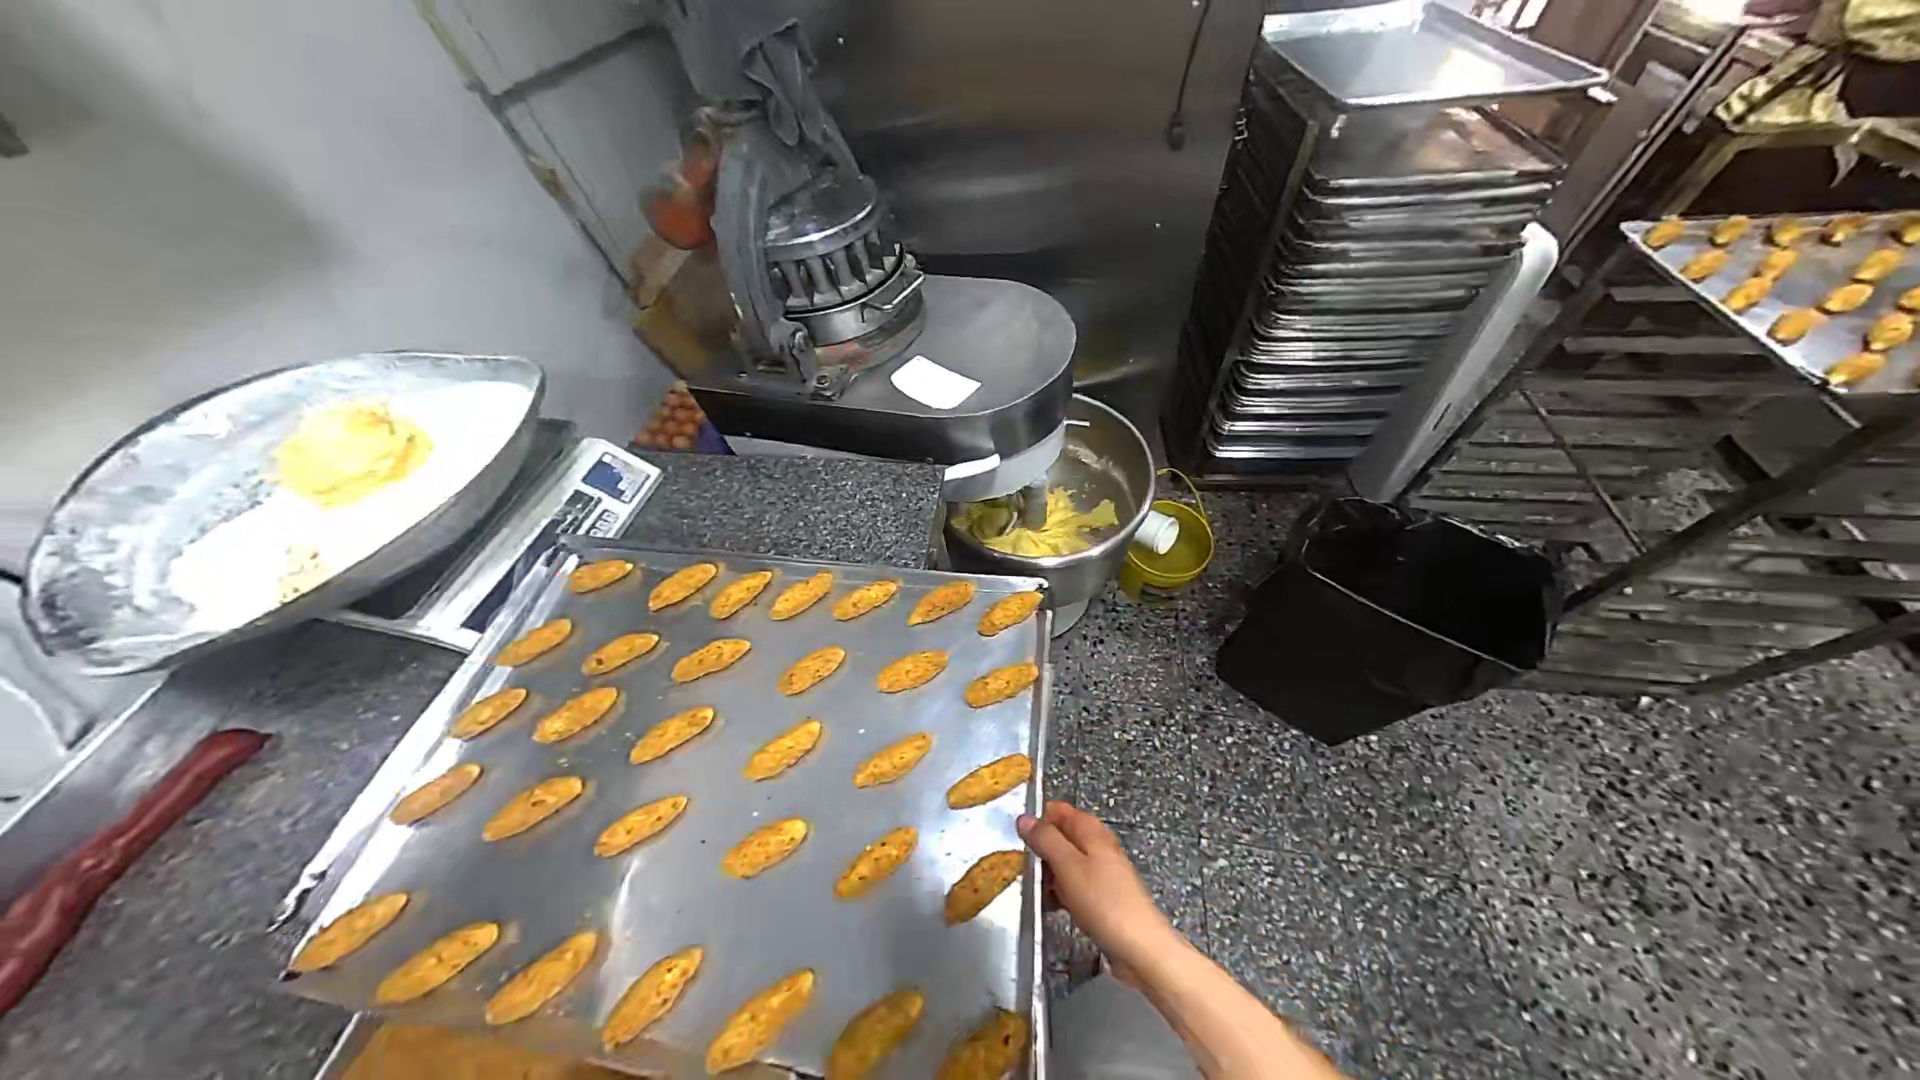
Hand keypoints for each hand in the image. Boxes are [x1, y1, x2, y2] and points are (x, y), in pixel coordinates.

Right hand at [1017, 801, 1179, 984]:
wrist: (1140, 949)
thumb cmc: (1103, 901)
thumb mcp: (1068, 865)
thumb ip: (1045, 839)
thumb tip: (1024, 817)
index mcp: (1090, 830)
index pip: (1057, 810)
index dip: (1036, 819)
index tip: (1016, 836)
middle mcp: (1096, 844)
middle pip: (1060, 837)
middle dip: (1040, 850)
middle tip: (1022, 867)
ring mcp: (1101, 871)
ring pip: (1065, 863)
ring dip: (1048, 874)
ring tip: (1034, 890)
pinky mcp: (1102, 896)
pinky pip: (1073, 885)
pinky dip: (1061, 892)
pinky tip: (1053, 906)